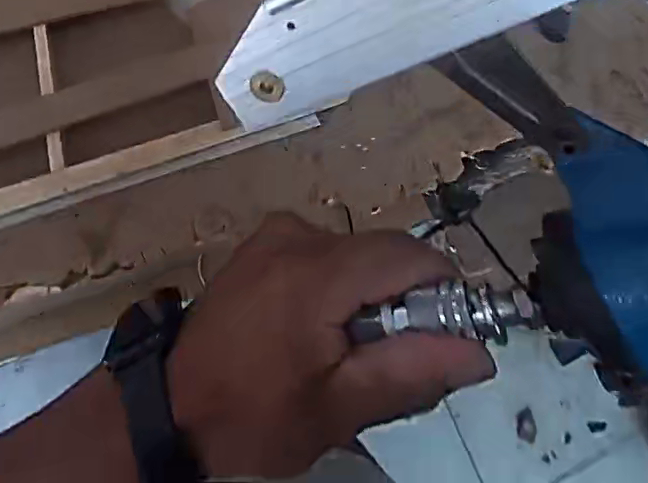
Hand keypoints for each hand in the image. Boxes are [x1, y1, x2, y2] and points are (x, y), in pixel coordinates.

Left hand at [166, 213, 494, 477]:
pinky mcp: (265, 238)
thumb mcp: (338, 408)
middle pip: (382, 251)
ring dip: (371, 291)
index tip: (451, 329)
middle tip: (396, 353)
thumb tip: (478, 353)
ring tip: (349, 346)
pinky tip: (317, 324)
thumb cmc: (254, 416)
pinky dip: (340, 281)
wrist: (169, 407)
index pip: (407, 255)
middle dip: (404, 296)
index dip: (441, 287)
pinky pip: (326, 250)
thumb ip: (412, 372)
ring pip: (357, 251)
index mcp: (318, 272)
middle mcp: (299, 234)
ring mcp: (278, 231)